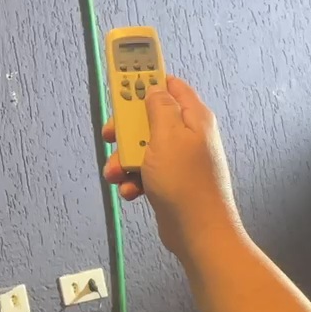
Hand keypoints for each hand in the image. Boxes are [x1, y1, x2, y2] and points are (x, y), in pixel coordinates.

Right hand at [103, 76, 241, 251]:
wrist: (197, 231)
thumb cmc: (186, 184)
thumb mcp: (167, 136)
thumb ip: (158, 107)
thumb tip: (153, 88)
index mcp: (192, 117)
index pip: (168, 84)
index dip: (144, 80)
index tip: (121, 82)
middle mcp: (186, 134)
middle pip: (146, 116)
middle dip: (125, 129)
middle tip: (112, 135)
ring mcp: (177, 157)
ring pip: (140, 145)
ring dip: (123, 158)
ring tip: (117, 173)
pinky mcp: (168, 178)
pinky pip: (143, 170)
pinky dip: (132, 178)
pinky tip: (131, 189)